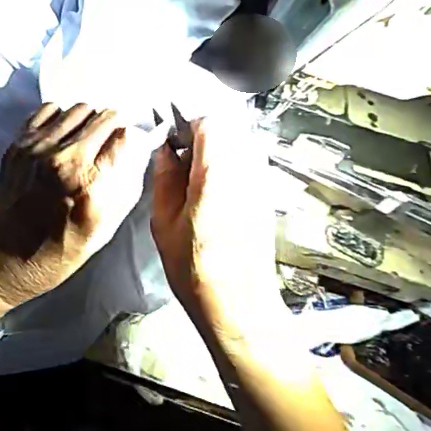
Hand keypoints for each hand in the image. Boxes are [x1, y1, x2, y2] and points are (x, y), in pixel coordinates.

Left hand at [0, 104, 156, 307]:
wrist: (0, 257)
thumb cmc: (57, 252)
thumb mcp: (104, 230)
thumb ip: (125, 185)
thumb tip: (136, 150)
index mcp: (89, 185)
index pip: (125, 135)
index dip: (133, 137)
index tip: (131, 142)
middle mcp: (63, 159)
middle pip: (103, 116)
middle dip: (113, 126)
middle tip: (111, 140)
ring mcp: (37, 147)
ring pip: (78, 109)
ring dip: (88, 120)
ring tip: (86, 138)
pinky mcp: (19, 143)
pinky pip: (49, 110)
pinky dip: (61, 117)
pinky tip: (62, 135)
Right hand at [150, 115, 286, 347]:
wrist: (238, 308)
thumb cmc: (199, 273)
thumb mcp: (164, 223)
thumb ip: (164, 179)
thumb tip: (164, 152)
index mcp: (216, 176)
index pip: (209, 123)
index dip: (186, 124)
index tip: (171, 138)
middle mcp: (246, 174)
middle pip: (227, 130)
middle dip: (200, 137)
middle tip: (178, 159)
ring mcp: (261, 186)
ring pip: (238, 147)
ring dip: (214, 152)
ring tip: (192, 180)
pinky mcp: (266, 200)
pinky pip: (246, 167)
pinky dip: (227, 169)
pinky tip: (208, 196)